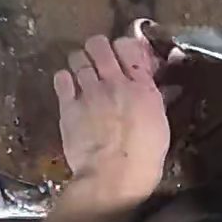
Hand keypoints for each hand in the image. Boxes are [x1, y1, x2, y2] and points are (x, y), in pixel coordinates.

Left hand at [53, 35, 168, 209]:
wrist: (114, 178)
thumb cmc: (144, 158)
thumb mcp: (160, 125)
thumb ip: (156, 100)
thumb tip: (160, 87)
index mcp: (141, 87)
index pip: (127, 45)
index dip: (123, 48)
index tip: (122, 59)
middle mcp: (113, 82)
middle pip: (98, 43)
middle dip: (97, 49)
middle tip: (99, 63)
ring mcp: (89, 92)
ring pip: (77, 56)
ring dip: (80, 63)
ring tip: (83, 76)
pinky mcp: (68, 106)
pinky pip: (60, 77)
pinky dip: (65, 79)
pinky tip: (70, 89)